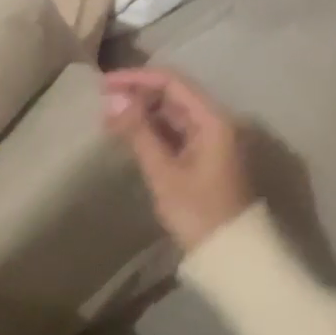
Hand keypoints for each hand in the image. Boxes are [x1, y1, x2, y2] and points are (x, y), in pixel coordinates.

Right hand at [103, 68, 254, 251]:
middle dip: (137, 94)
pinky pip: (176, 131)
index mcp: (213, 119)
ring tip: (109, 119)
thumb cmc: (199, 213)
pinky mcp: (205, 156)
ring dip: (142, 112)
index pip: (171, 82)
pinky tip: (129, 134)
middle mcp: (216, 121)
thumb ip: (139, 132)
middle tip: (102, 101)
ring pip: (173, 112)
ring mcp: (211, 139)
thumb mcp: (165, 173)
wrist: (232, 256)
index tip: (103, 84)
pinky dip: (152, 129)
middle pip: (173, 93)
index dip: (136, 78)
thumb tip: (112, 99)